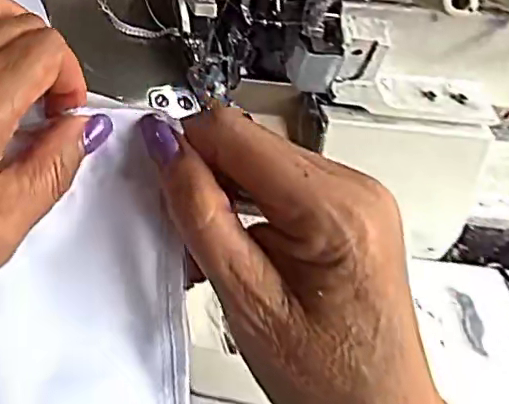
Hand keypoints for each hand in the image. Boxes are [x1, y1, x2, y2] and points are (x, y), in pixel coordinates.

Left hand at [0, 0, 109, 401]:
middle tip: (45, 112)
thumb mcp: (2, 225)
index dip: (71, 79)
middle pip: (24, 23)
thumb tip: (77, 127)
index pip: (50, 46)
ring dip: (14, 32)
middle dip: (50, 61)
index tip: (63, 118)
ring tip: (16, 81)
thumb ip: (54, 166)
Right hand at [141, 107, 441, 403]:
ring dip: (221, 184)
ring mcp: (355, 191)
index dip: (184, 141)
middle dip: (202, 170)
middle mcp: (354, 186)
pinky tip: (238, 236)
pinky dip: (245, 195)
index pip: (233, 131)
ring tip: (210, 239)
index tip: (153, 162)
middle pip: (246, 138)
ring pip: (257, 152)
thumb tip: (165, 145)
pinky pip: (277, 173)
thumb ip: (199, 212)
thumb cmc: (332, 384)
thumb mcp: (248, 301)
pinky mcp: (347, 201)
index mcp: (336, 207)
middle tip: (181, 222)